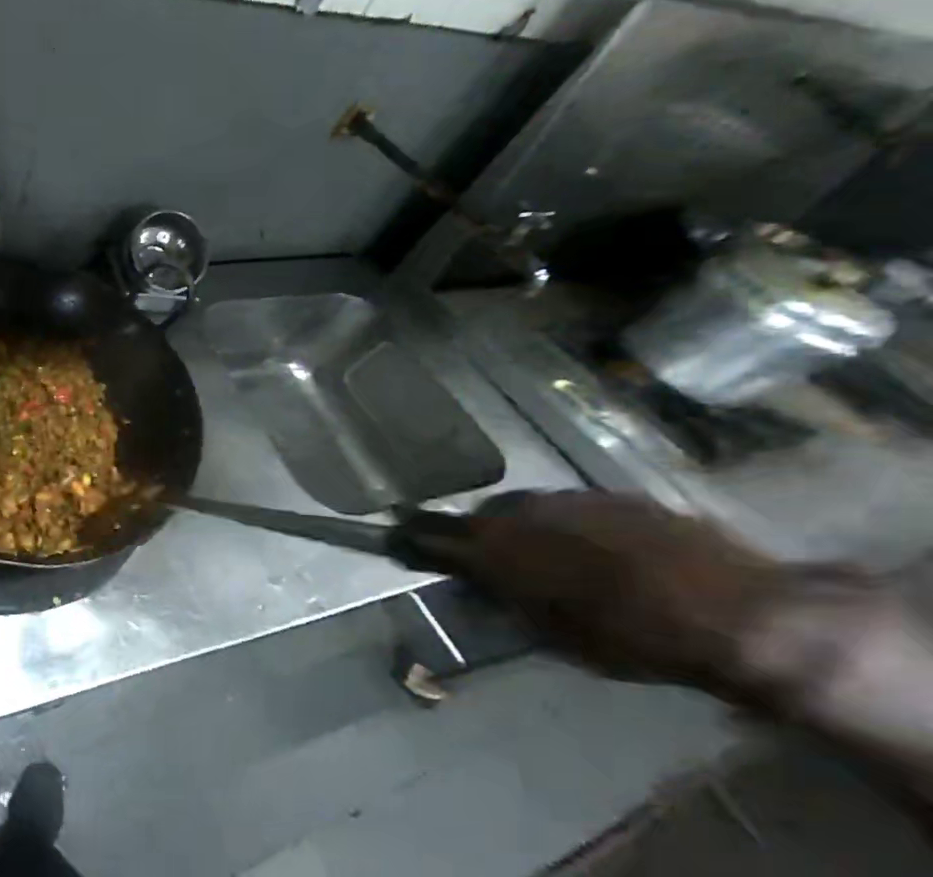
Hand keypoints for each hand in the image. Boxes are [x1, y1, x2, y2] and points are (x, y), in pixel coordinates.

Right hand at [438, 490, 791, 696]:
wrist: (739, 611)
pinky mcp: (613, 494)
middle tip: (488, 563)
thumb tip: (473, 589)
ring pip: (525, 508)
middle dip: (475, 536)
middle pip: (479, 517)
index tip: (392, 540)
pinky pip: (572, 508)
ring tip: (549, 558)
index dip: (409, 538)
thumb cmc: (633, 637)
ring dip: (524, 529)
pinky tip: (598, 551)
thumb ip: (505, 603)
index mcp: (495, 547)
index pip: (429, 534)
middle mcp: (520, 511)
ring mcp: (567, 497)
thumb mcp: (553, 637)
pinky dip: (570, 527)